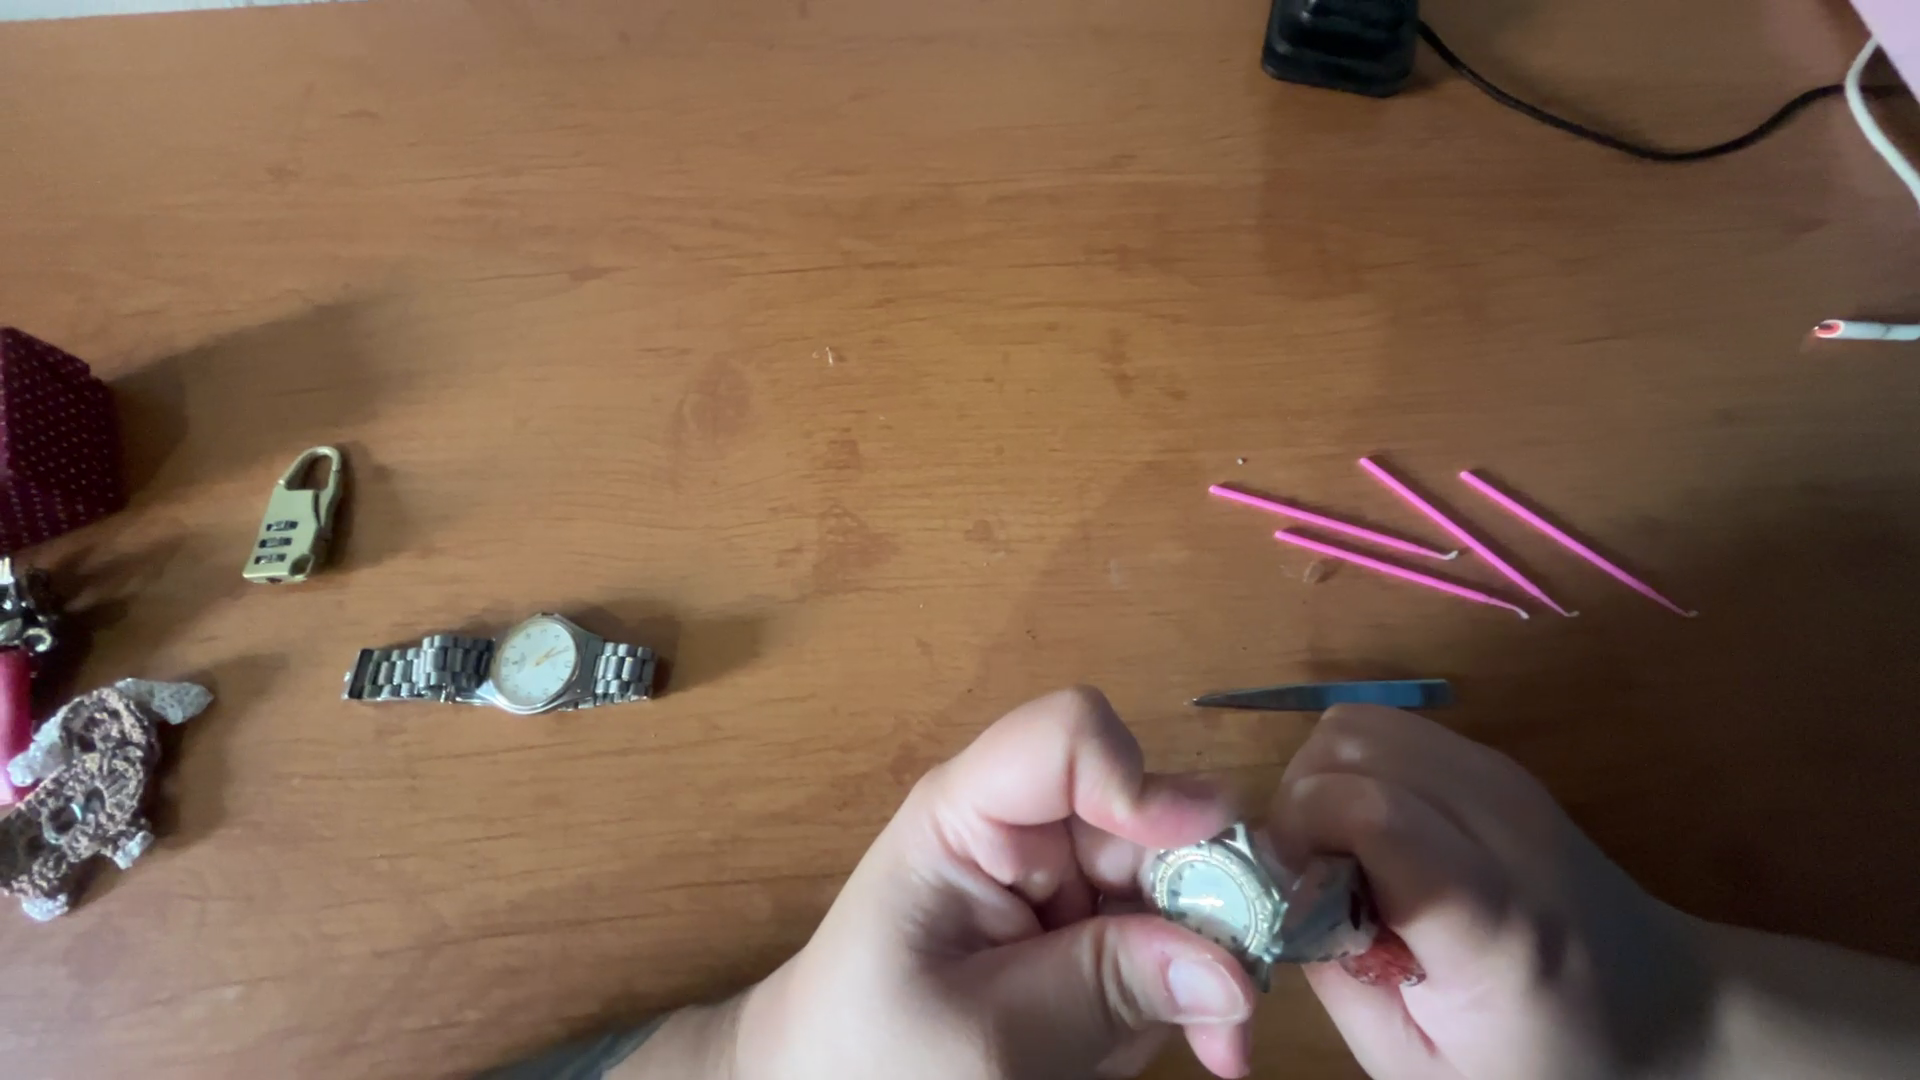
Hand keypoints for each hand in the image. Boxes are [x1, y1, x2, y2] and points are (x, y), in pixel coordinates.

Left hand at [707, 687, 1259, 1078]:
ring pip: (1172, 872)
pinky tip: (1206, 1041)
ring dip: (1210, 947)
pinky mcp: (1086, 920)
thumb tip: (1233, 966)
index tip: (1198, 853)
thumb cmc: (871, 1053)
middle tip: (1240, 987)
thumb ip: (1103, 985)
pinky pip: (1167, 927)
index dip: (1138, 779)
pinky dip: (1198, 979)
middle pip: (1141, 808)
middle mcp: (1024, 823)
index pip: (1065, 737)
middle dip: (1198, 886)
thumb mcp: (987, 1034)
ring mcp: (1061, 872)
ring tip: (1218, 1040)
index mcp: (969, 811)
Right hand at [1271, 705, 1717, 1079]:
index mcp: (1492, 922)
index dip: (1300, 826)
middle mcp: (1500, 825)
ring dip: (1316, 775)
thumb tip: (1275, 890)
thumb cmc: (1544, 1061)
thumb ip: (1334, 977)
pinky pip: (1378, 726)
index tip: (1292, 880)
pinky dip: (1345, 763)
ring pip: (1354, 725)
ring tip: (1334, 840)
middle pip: (1349, 749)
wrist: (1670, 1012)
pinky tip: (1365, 819)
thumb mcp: (1422, 1067)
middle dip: (1298, 799)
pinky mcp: (1488, 757)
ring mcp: (1500, 777)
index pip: (1370, 811)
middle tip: (1310, 865)